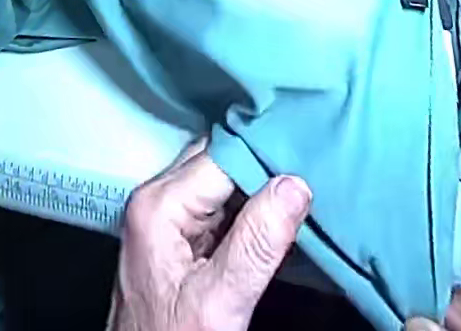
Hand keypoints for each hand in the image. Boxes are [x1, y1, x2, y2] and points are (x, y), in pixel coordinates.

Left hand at [108, 141, 311, 330]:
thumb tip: (295, 185)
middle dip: (259, 168)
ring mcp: (161, 216)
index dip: (264, 158)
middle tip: (305, 180)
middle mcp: (154, 199)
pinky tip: (269, 219)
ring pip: (217, 179)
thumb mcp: (219, 305)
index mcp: (158, 204)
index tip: (305, 164)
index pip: (221, 156)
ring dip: (253, 188)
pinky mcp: (172, 236)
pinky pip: (213, 205)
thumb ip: (256, 243)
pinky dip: (243, 208)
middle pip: (217, 161)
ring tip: (294, 197)